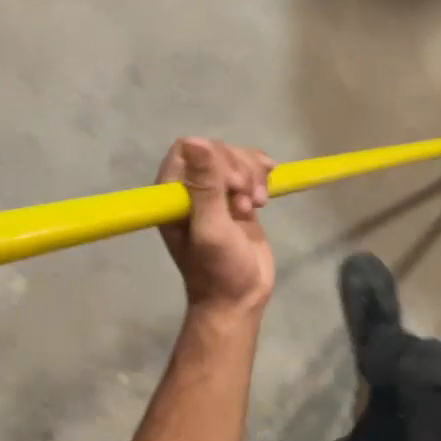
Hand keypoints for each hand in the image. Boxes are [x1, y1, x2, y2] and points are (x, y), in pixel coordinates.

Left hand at [157, 138, 275, 314]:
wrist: (240, 299)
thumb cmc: (219, 270)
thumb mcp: (211, 229)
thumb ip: (205, 187)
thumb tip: (198, 141)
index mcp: (172, 193)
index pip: (188, 148)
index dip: (215, 158)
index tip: (234, 184)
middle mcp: (190, 189)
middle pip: (217, 151)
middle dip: (240, 170)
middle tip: (248, 202)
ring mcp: (216, 194)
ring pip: (236, 159)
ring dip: (253, 175)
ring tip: (258, 204)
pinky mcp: (238, 200)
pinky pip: (249, 171)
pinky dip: (262, 175)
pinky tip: (268, 191)